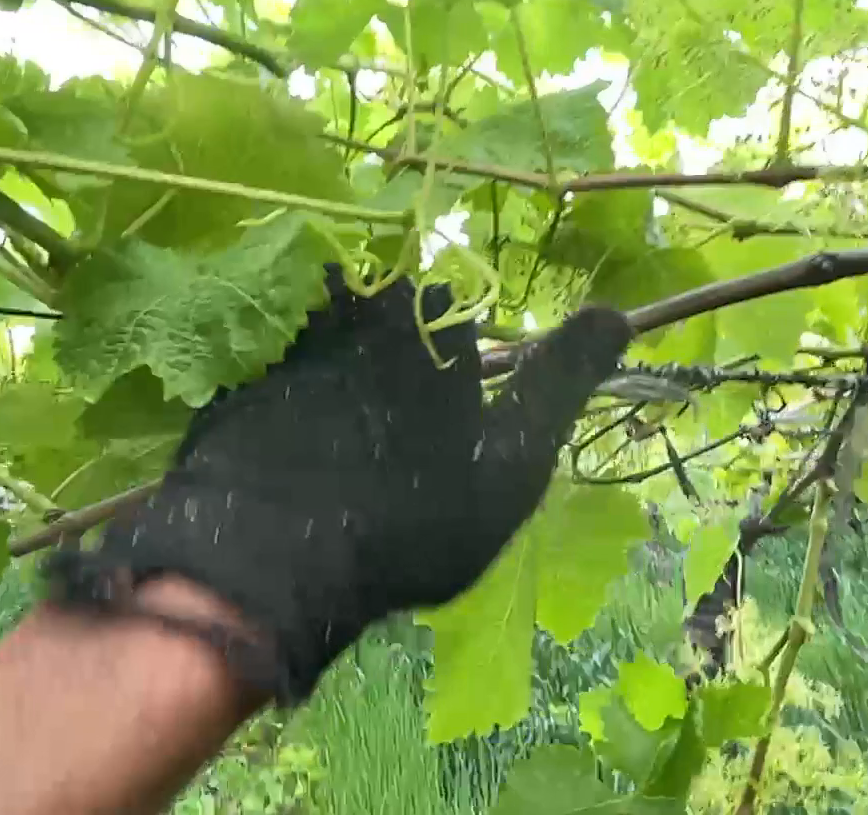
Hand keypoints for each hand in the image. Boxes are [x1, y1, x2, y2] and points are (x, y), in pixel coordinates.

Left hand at [50, 271, 632, 703]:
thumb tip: (618, 313)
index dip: (445, 356)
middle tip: (383, 422)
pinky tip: (285, 434)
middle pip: (384, 315)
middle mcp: (365, 315)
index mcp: (433, 329)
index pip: (446, 309)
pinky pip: (275, 360)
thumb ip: (561, 383)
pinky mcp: (248, 372)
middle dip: (389, 352)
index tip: (436, 406)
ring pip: (331, 334)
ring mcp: (299, 340)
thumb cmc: (412, 519)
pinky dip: (286, 385)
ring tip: (336, 429)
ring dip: (338, 366)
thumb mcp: (512, 463)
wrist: (273, 559)